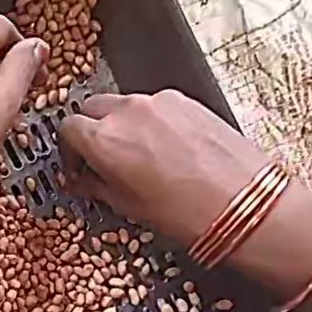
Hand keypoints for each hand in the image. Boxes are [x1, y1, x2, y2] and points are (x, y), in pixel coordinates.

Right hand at [57, 90, 271, 244]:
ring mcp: (159, 102)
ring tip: (136, 155)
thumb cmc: (188, 212)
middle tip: (101, 158)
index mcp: (104, 139)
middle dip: (91, 130)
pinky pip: (154, 105)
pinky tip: (164, 148)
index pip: (67, 128)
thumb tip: (83, 180)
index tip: (78, 165)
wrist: (245, 203)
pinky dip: (149, 121)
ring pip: (123, 104)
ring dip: (120, 124)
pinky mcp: (186, 100)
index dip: (69, 149)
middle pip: (91, 108)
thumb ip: (97, 185)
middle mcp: (127, 112)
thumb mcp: (128, 206)